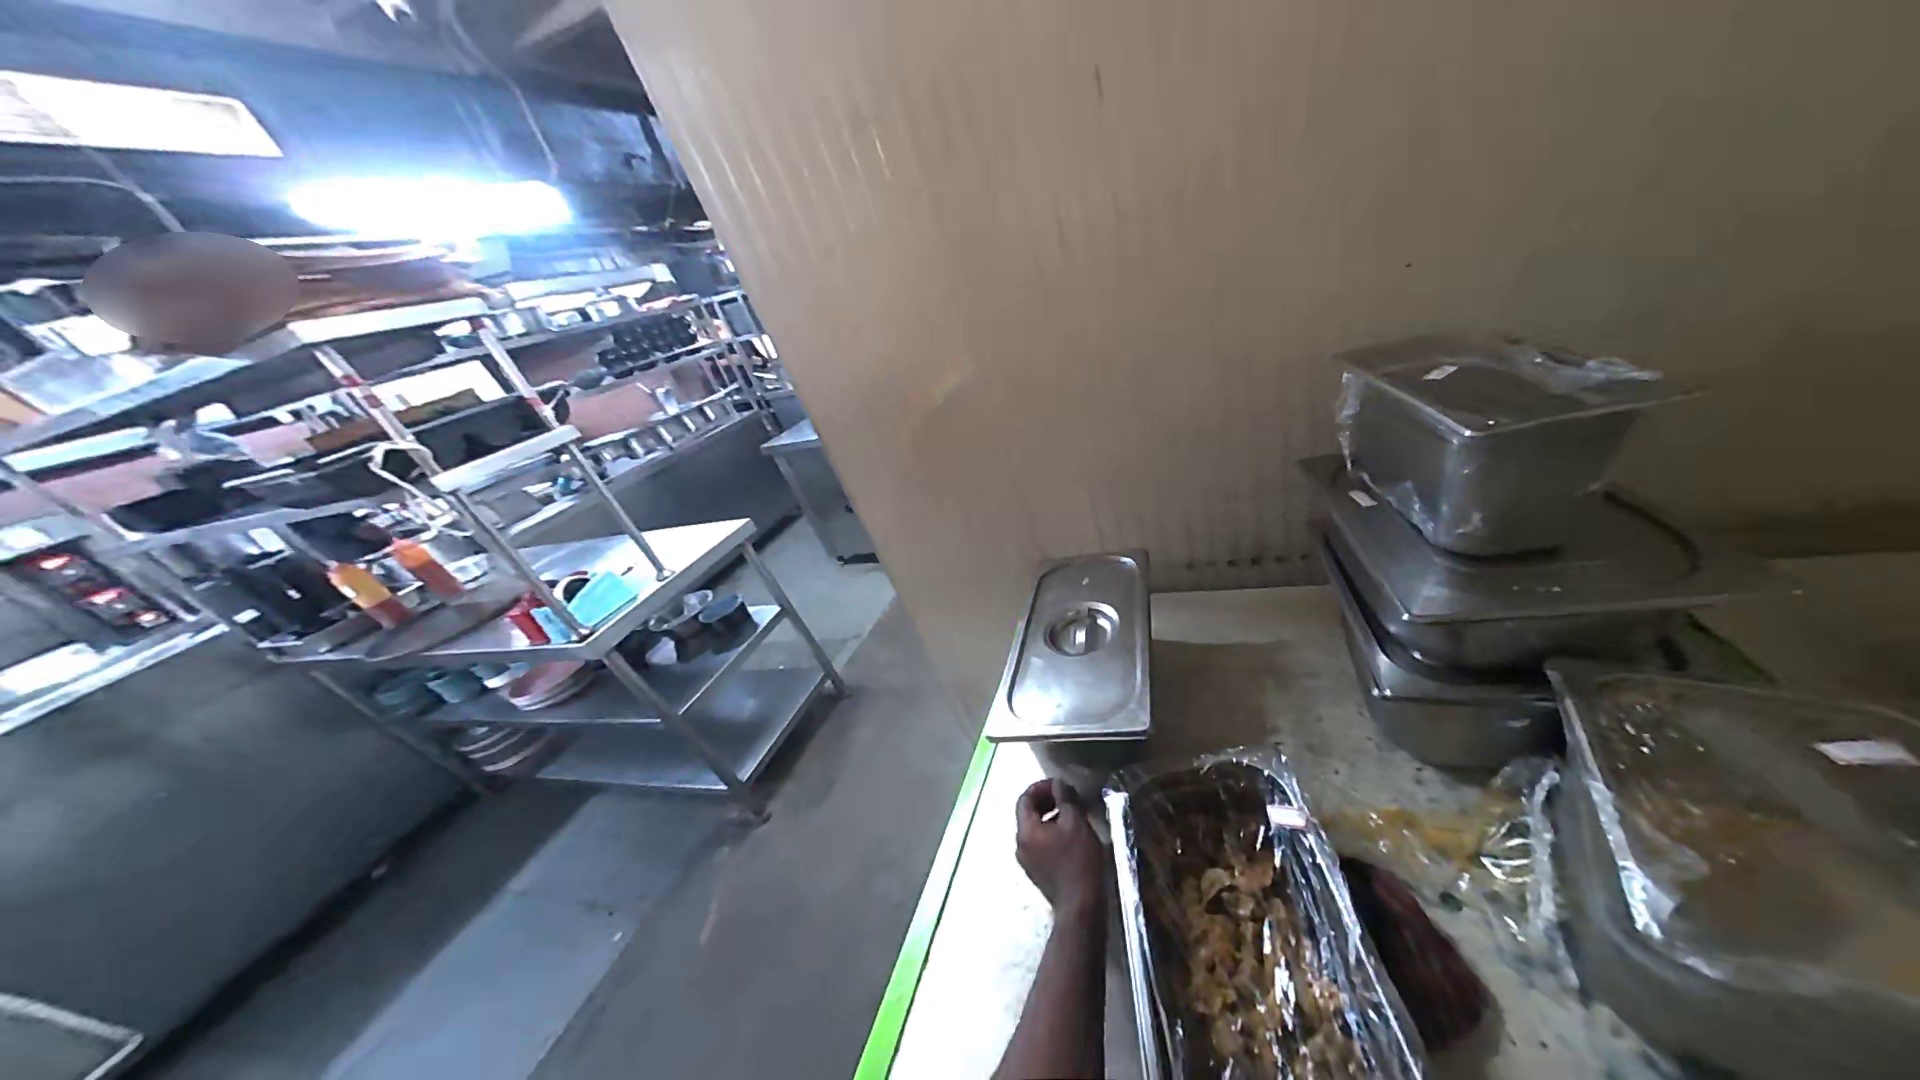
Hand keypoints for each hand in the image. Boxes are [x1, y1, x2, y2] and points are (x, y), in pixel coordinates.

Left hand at [1015, 779, 1107, 918]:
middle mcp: (1020, 845)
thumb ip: (1065, 798)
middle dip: (1046, 801)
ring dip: (1051, 817)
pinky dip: (1052, 833)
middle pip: (1028, 814)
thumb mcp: (1076, 823)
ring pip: (1035, 830)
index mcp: (1025, 831)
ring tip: (1072, 814)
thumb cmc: (1078, 861)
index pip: (1025, 799)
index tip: (1060, 785)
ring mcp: (1028, 861)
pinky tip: (1071, 836)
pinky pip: (1040, 844)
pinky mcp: (1038, 872)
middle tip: (1067, 797)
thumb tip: (1058, 783)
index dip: (1041, 787)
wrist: (1081, 906)